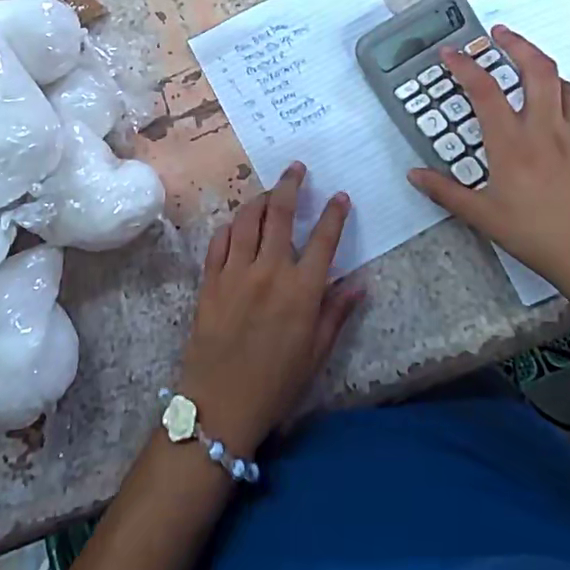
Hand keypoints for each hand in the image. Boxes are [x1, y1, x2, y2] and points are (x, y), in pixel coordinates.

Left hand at [178, 163, 364, 456]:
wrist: (221, 402)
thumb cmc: (277, 383)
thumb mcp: (316, 353)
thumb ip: (336, 313)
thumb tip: (358, 283)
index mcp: (301, 290)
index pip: (323, 239)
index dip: (334, 214)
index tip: (339, 195)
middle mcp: (269, 271)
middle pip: (280, 214)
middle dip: (290, 185)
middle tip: (296, 168)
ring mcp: (235, 272)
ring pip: (247, 220)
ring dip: (259, 199)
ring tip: (268, 191)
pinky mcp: (210, 279)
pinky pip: (219, 241)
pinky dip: (230, 227)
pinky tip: (236, 224)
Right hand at [408, 26, 569, 304]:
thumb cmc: (537, 237)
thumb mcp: (482, 217)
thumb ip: (445, 191)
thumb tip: (415, 174)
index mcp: (512, 145)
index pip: (484, 90)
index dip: (464, 65)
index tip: (451, 53)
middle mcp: (548, 131)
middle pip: (537, 69)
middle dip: (517, 43)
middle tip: (500, 33)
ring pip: (565, 85)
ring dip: (544, 71)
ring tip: (529, 72)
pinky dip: (567, 104)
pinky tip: (559, 119)